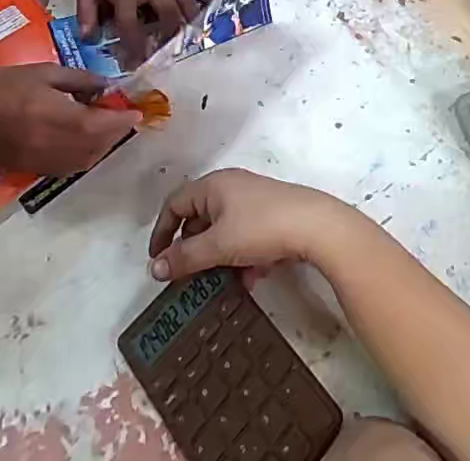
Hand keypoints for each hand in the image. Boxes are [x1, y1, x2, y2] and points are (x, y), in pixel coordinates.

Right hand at [0, 63, 138, 174]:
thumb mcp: (43, 72)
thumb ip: (79, 80)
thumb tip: (107, 86)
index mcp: (52, 116)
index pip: (98, 126)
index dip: (121, 121)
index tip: (136, 112)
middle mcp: (49, 145)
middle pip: (95, 146)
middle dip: (115, 133)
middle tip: (123, 116)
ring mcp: (39, 162)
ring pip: (84, 162)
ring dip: (103, 147)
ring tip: (108, 127)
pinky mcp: (29, 170)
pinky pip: (67, 169)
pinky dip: (85, 157)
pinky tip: (86, 140)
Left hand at [79, 0, 209, 62]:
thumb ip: (87, 14)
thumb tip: (88, 39)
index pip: (130, 24)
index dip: (133, 46)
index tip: (135, 62)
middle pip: (167, 12)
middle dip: (170, 33)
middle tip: (168, 49)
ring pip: (185, 0)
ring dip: (189, 19)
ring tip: (190, 35)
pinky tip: (211, 7)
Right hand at [148, 168, 363, 280]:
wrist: (315, 225)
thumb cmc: (260, 228)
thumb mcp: (218, 246)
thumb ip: (184, 258)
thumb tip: (154, 268)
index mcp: (213, 185)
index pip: (175, 204)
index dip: (162, 232)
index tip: (157, 263)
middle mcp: (231, 187)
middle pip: (200, 219)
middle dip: (194, 250)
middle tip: (189, 278)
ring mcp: (253, 200)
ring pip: (224, 232)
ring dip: (220, 258)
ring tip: (223, 283)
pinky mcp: (271, 215)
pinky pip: (245, 236)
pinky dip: (243, 256)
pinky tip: (252, 276)